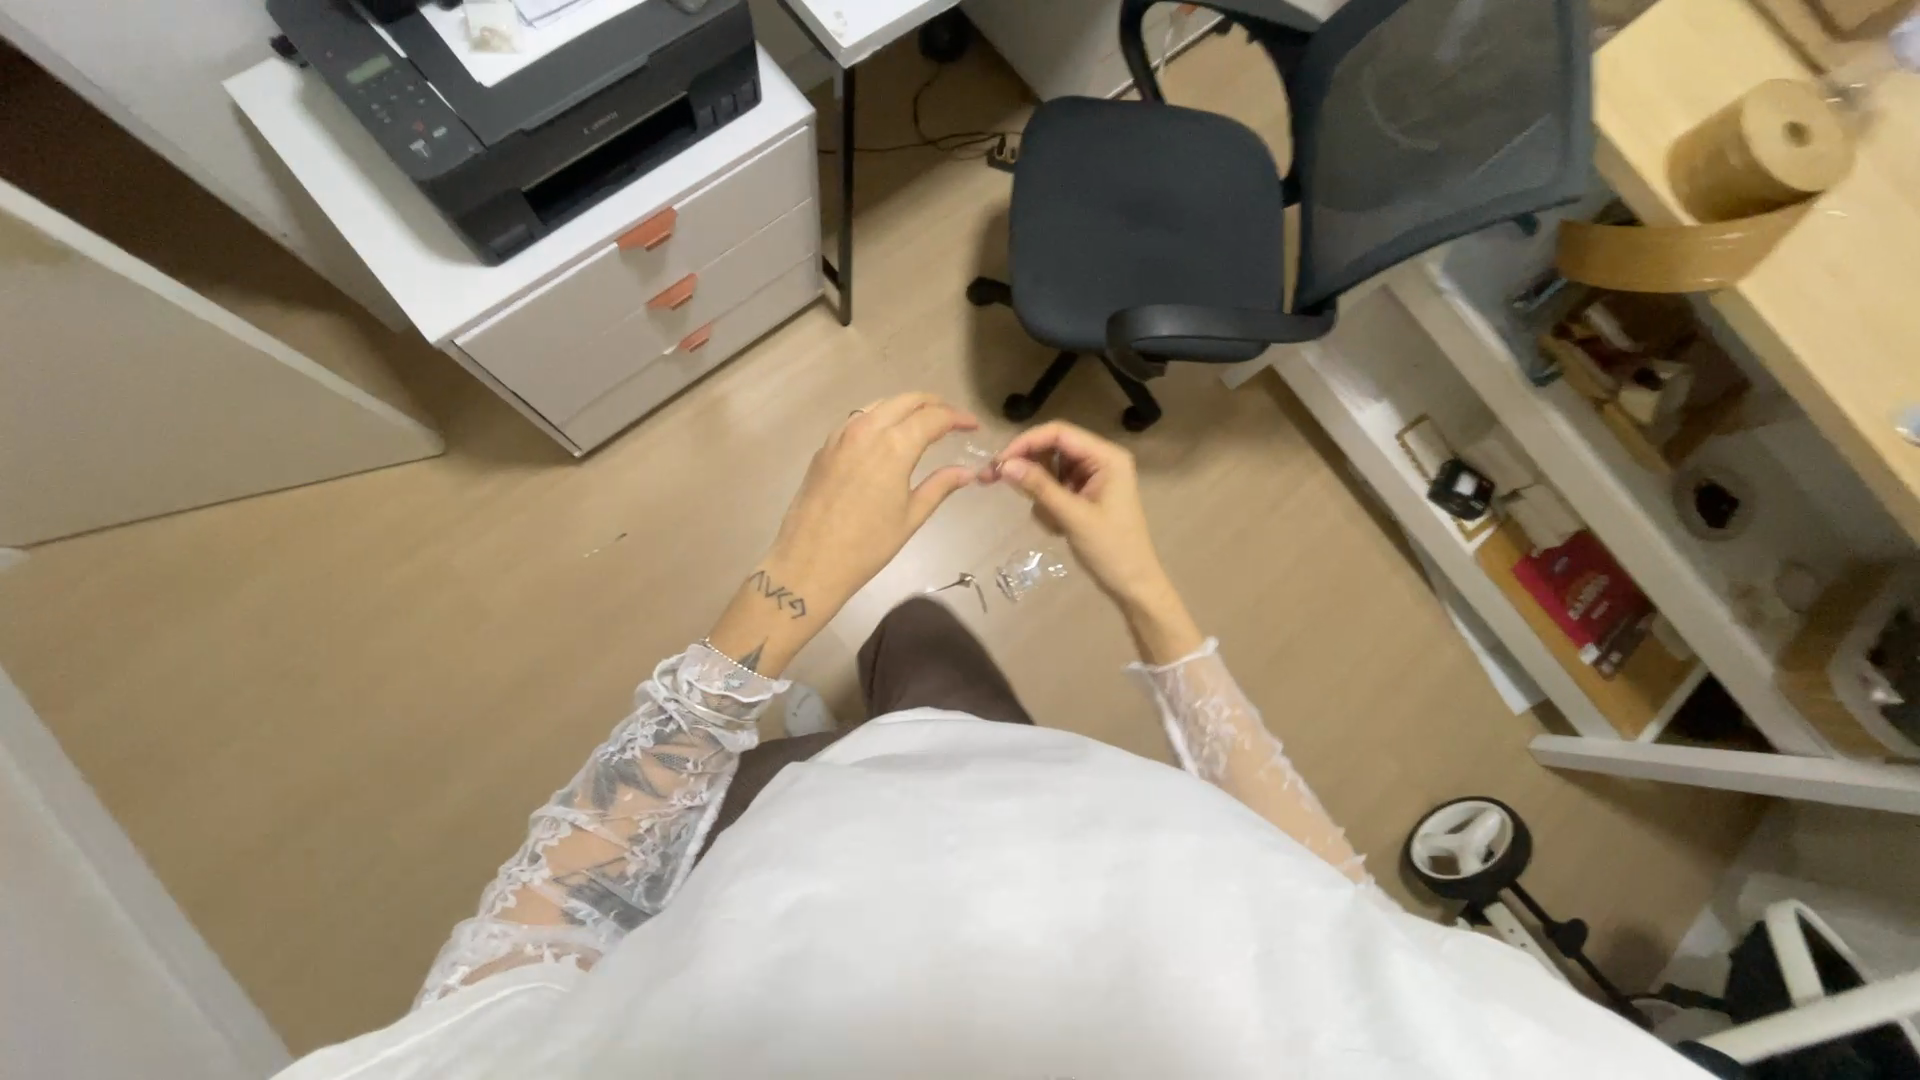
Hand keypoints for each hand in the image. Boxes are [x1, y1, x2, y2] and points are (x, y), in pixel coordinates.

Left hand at [707, 394, 979, 674]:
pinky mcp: (825, 447)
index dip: (957, 417)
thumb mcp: (911, 517)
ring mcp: (841, 436)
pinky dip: (878, 417)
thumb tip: (968, 472)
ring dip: (905, 407)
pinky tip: (886, 436)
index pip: (933, 417)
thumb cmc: (867, 545)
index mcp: (894, 446)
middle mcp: (867, 430)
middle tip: (952, 419)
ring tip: (923, 423)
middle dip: (934, 404)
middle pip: (906, 401)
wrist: (810, 561)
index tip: (973, 426)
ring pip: (879, 404)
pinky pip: (857, 419)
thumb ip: (940, 486)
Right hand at [988, 421, 1166, 602]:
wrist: (1132, 584)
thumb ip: (1039, 487)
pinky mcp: (1084, 495)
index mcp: (1107, 457)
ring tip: (1052, 523)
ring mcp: (1091, 478)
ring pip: (1049, 471)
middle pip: (1051, 449)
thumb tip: (1004, 465)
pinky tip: (1058, 528)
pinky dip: (1047, 506)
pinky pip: (1053, 489)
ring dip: (1040, 495)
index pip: (1059, 433)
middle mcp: (1099, 460)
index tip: (999, 461)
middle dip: (1027, 468)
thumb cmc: (1111, 549)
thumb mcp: (1073, 517)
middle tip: (994, 481)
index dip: (1026, 442)